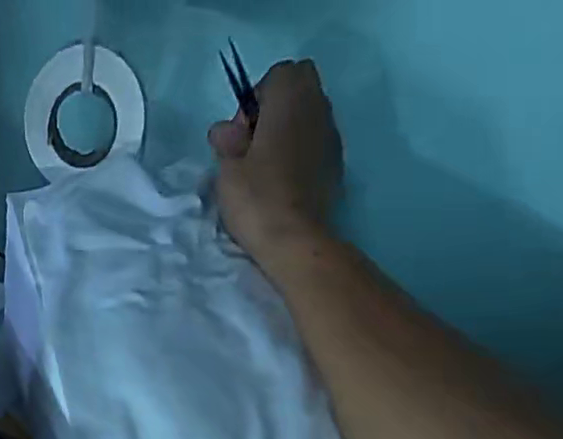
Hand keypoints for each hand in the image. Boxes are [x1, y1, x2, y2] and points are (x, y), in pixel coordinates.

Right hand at [208, 59, 343, 261]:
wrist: (295, 240)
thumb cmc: (257, 197)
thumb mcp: (227, 169)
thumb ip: (226, 142)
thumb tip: (225, 132)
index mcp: (291, 97)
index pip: (278, 75)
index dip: (254, 101)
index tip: (241, 136)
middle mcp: (319, 107)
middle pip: (299, 90)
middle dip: (276, 111)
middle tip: (254, 148)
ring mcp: (332, 137)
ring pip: (309, 118)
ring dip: (288, 134)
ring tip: (267, 170)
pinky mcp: (336, 166)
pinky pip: (315, 146)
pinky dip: (301, 156)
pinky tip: (284, 185)